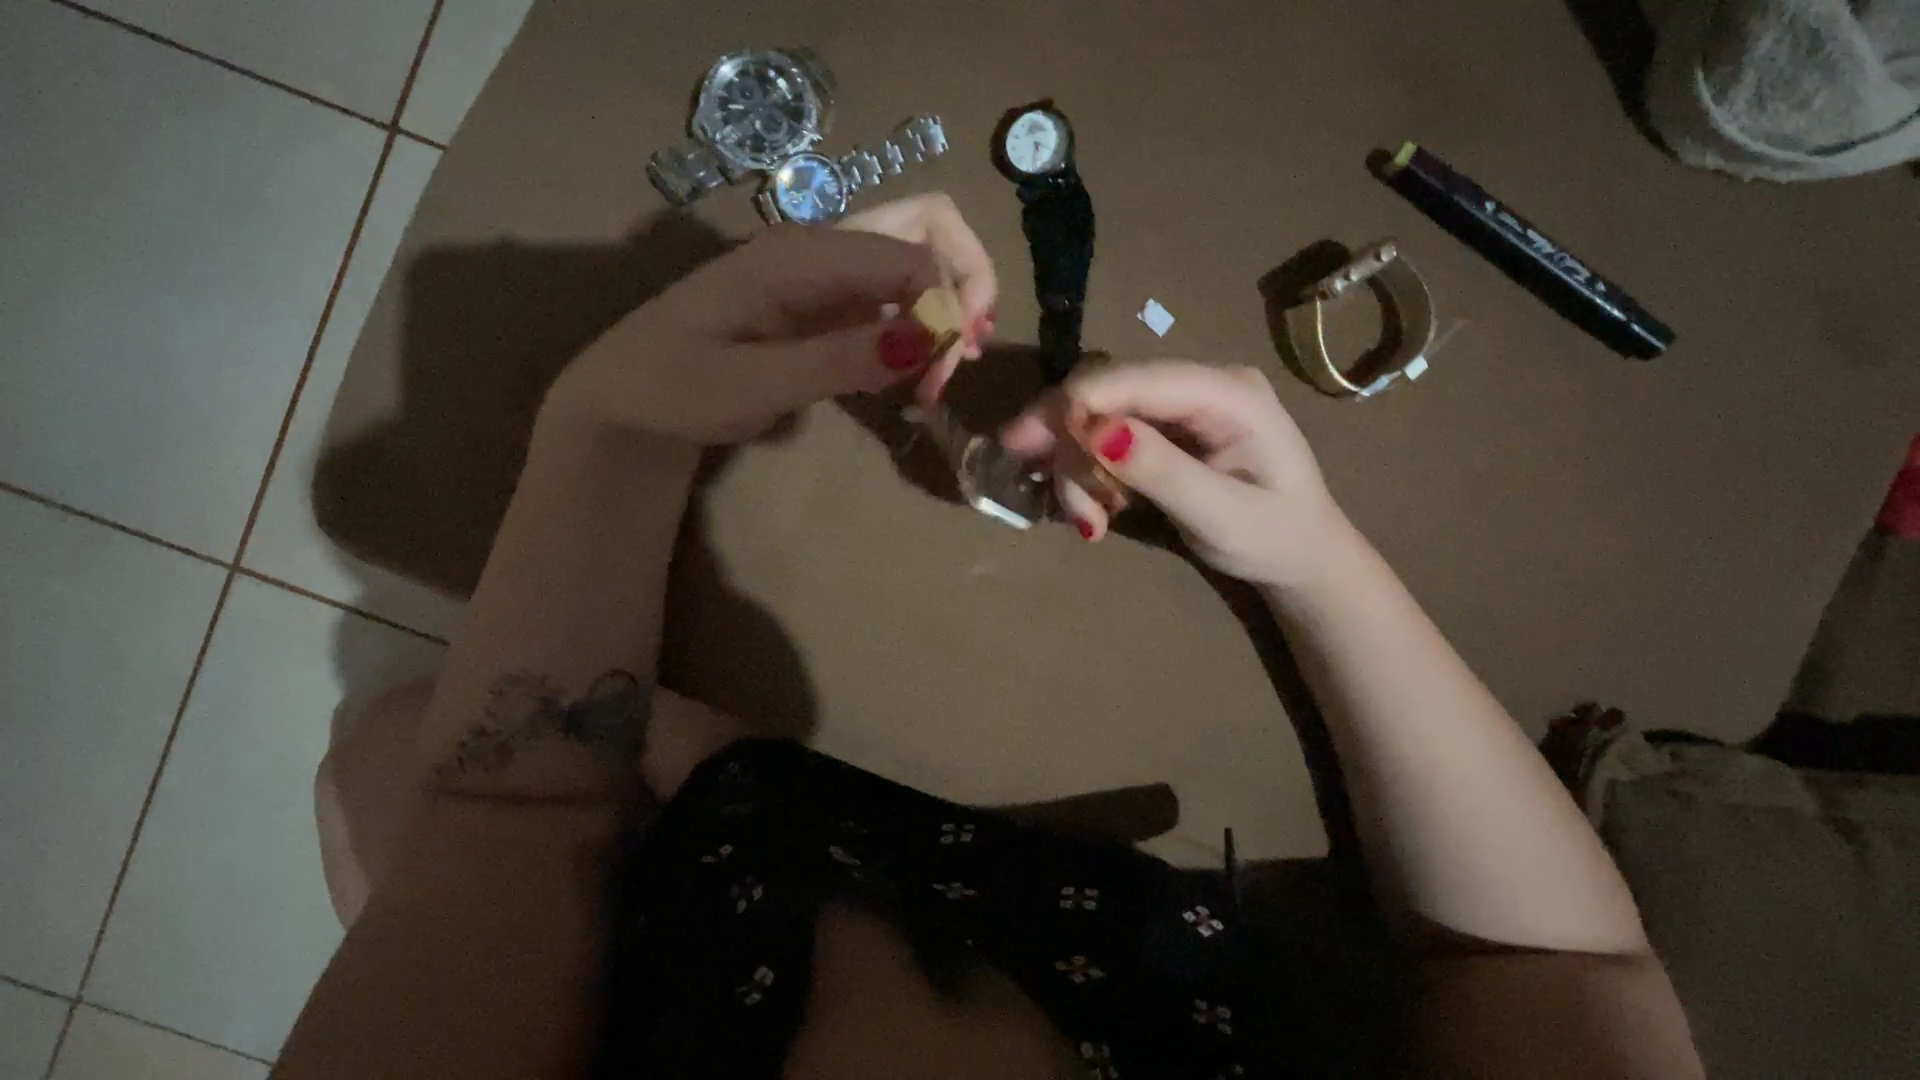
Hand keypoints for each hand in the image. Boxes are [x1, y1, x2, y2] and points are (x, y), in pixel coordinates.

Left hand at [545, 216, 982, 444]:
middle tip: (960, 362)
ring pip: (912, 273)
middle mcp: (818, 251)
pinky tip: (910, 383)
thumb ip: (838, 359)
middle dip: (960, 291)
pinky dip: (913, 339)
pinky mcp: (822, 311)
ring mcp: (821, 280)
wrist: (627, 405)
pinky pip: (889, 307)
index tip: (954, 364)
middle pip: (923, 234)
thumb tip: (928, 336)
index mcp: (798, 254)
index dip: (952, 296)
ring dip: (940, 319)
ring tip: (934, 386)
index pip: (911, 247)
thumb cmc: (674, 389)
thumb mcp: (752, 384)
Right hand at [1001, 360, 1348, 586]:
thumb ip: (1162, 471)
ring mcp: (1178, 407)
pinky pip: (1105, 439)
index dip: (1079, 404)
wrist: (1300, 558)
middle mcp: (1197, 386)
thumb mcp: (1222, 516)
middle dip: (1067, 439)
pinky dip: (1087, 474)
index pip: (1137, 378)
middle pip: (1106, 390)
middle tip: (1031, 480)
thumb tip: (1097, 432)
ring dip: (1075, 466)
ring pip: (1096, 416)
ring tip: (1087, 521)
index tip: (1029, 444)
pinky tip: (1095, 512)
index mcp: (1226, 393)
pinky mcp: (1163, 431)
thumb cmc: (1273, 538)